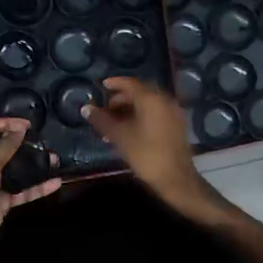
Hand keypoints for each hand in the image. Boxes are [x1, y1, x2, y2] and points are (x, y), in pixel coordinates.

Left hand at [0, 117, 59, 262]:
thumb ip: (2, 149)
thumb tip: (19, 129)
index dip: (6, 123)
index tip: (29, 125)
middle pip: (3, 147)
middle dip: (22, 141)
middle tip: (43, 139)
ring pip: (16, 169)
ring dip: (34, 164)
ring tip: (54, 158)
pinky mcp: (3, 201)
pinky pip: (23, 190)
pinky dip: (38, 187)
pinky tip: (56, 183)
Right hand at [83, 77, 219, 216]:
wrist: (176, 178)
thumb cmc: (146, 155)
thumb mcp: (120, 137)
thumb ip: (102, 120)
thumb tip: (85, 108)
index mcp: (152, 99)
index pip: (131, 83)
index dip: (114, 83)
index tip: (101, 85)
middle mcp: (165, 101)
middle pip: (139, 94)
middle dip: (120, 100)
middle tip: (104, 110)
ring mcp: (173, 114)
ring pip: (147, 106)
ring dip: (128, 111)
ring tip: (111, 126)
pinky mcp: (176, 126)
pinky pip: (155, 115)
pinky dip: (140, 118)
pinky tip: (126, 132)